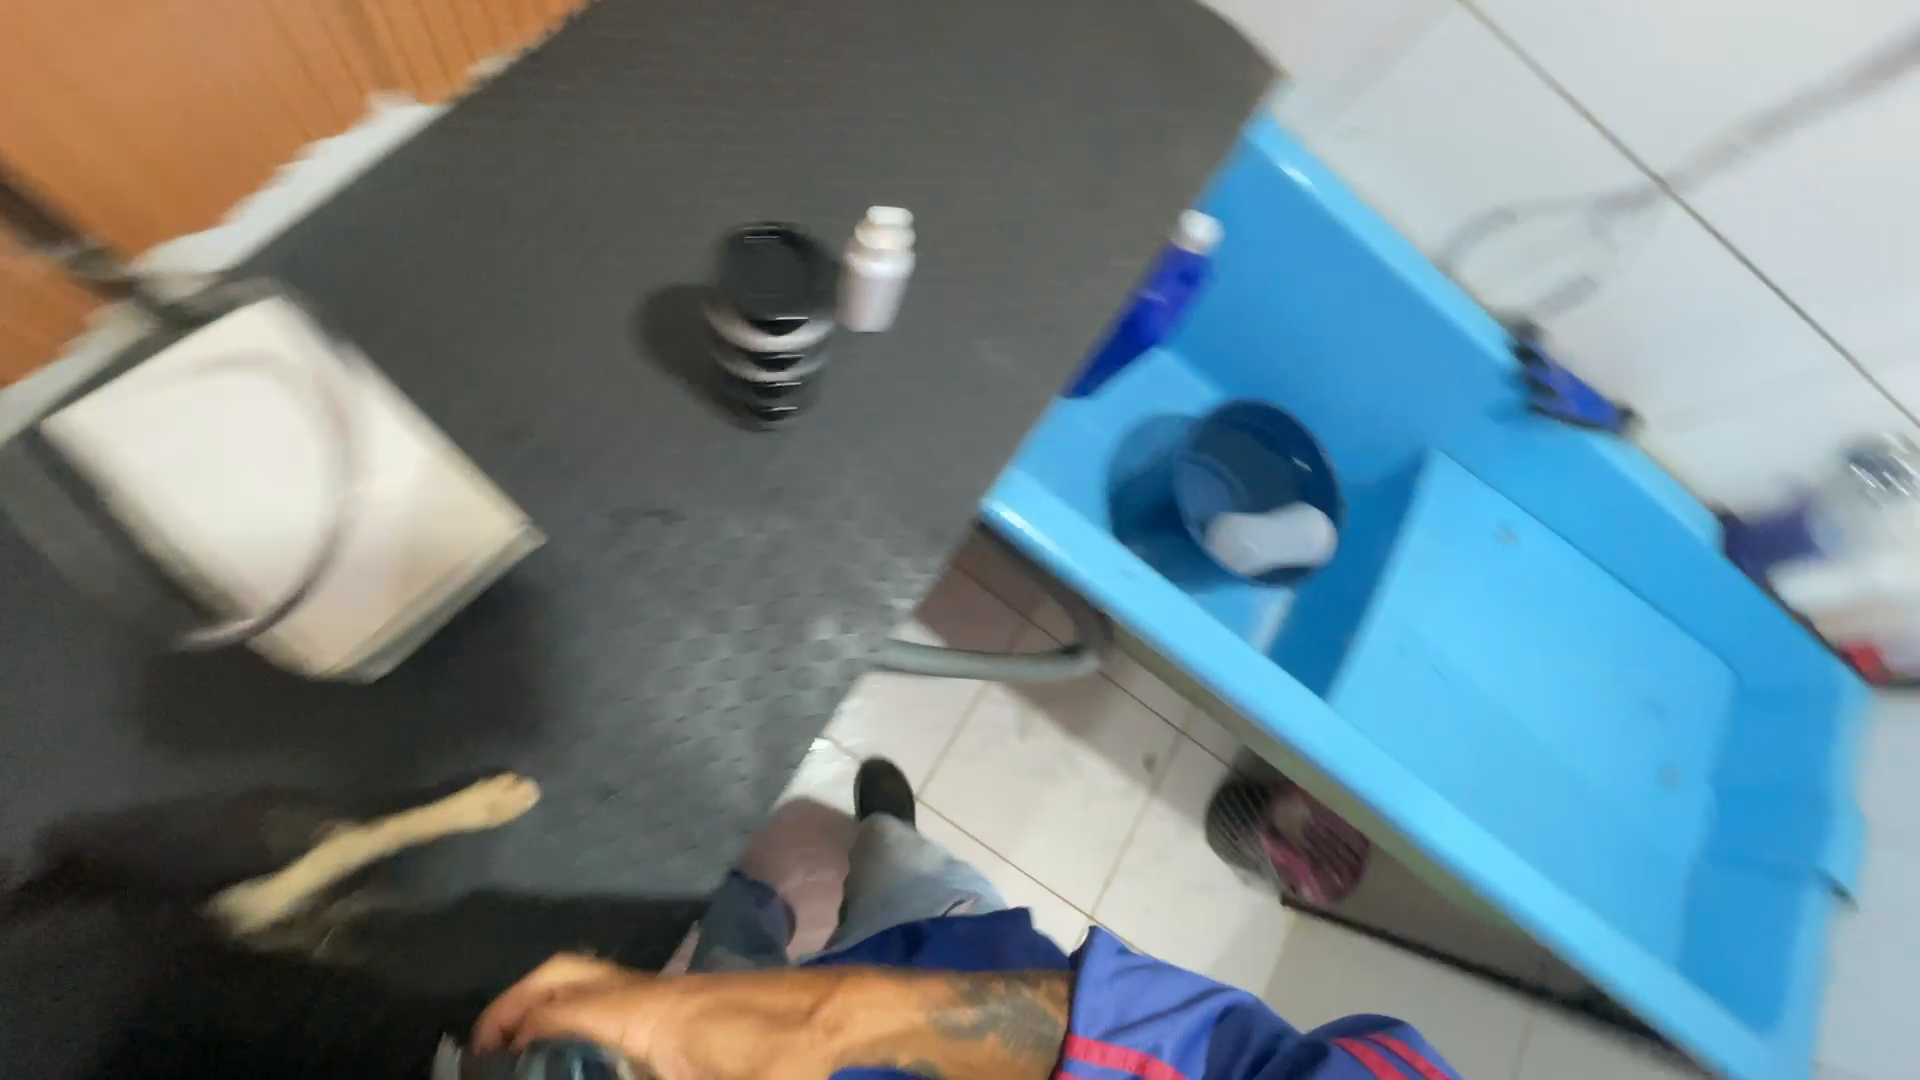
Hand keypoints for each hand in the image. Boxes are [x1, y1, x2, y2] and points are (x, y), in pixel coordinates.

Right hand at [475, 953, 1070, 1079]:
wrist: (856, 1020)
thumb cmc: (792, 1060)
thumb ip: (658, 1070)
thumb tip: (633, 1059)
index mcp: (651, 1015)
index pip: (559, 1002)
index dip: (508, 1024)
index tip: (474, 1053)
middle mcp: (660, 992)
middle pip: (574, 973)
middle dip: (522, 1003)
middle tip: (490, 1051)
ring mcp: (685, 990)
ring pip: (602, 983)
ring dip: (559, 1011)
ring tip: (531, 1060)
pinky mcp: (707, 1001)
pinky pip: (631, 999)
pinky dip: (597, 1018)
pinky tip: (601, 1062)